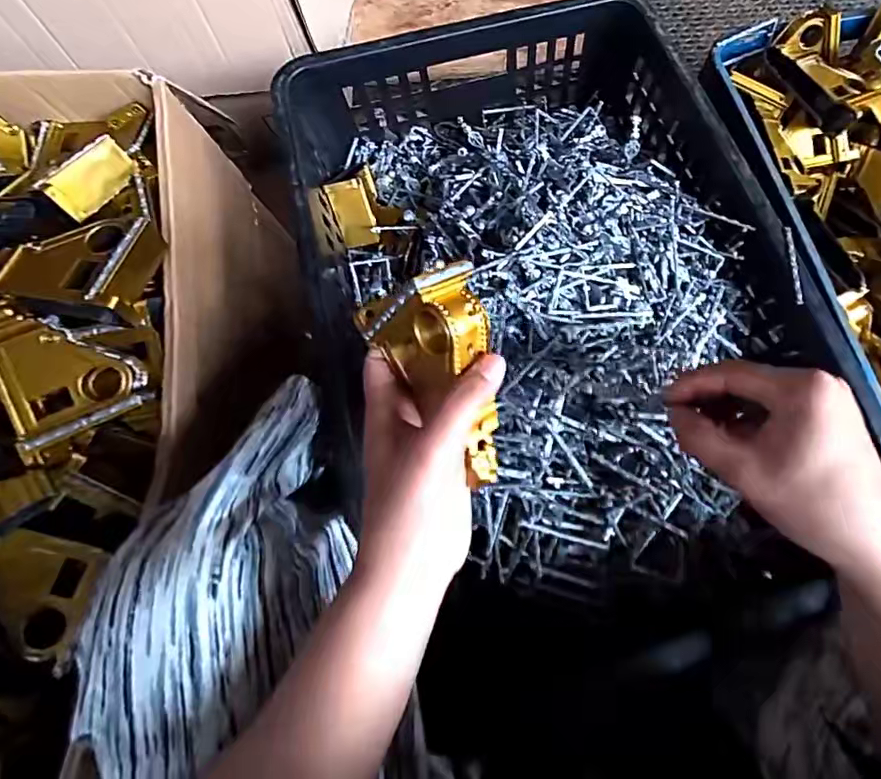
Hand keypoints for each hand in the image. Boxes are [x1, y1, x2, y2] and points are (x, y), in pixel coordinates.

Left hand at [357, 349, 505, 596]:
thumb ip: (463, 403)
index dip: (399, 334)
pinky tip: (497, 400)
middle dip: (443, 353)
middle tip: (476, 328)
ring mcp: (428, 443)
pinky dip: (478, 412)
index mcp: (386, 413)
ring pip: (445, 401)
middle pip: (420, 376)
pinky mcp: (449, 463)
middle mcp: (404, 422)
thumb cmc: (409, 505)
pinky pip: (463, 426)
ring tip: (493, 356)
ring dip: (465, 382)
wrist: (413, 571)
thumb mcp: (434, 447)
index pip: (383, 360)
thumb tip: (493, 359)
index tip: (433, 310)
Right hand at [666, 360, 880, 575]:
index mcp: (801, 385)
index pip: (733, 373)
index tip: (664, 400)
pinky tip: (736, 442)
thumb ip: (701, 438)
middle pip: (749, 382)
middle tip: (680, 419)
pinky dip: (754, 422)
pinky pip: (782, 410)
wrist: (875, 547)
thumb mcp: (745, 471)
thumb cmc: (810, 504)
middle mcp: (818, 381)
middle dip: (711, 399)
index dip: (693, 384)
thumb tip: (674, 414)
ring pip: (763, 397)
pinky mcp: (834, 418)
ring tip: (703, 433)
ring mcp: (830, 399)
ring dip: (731, 412)